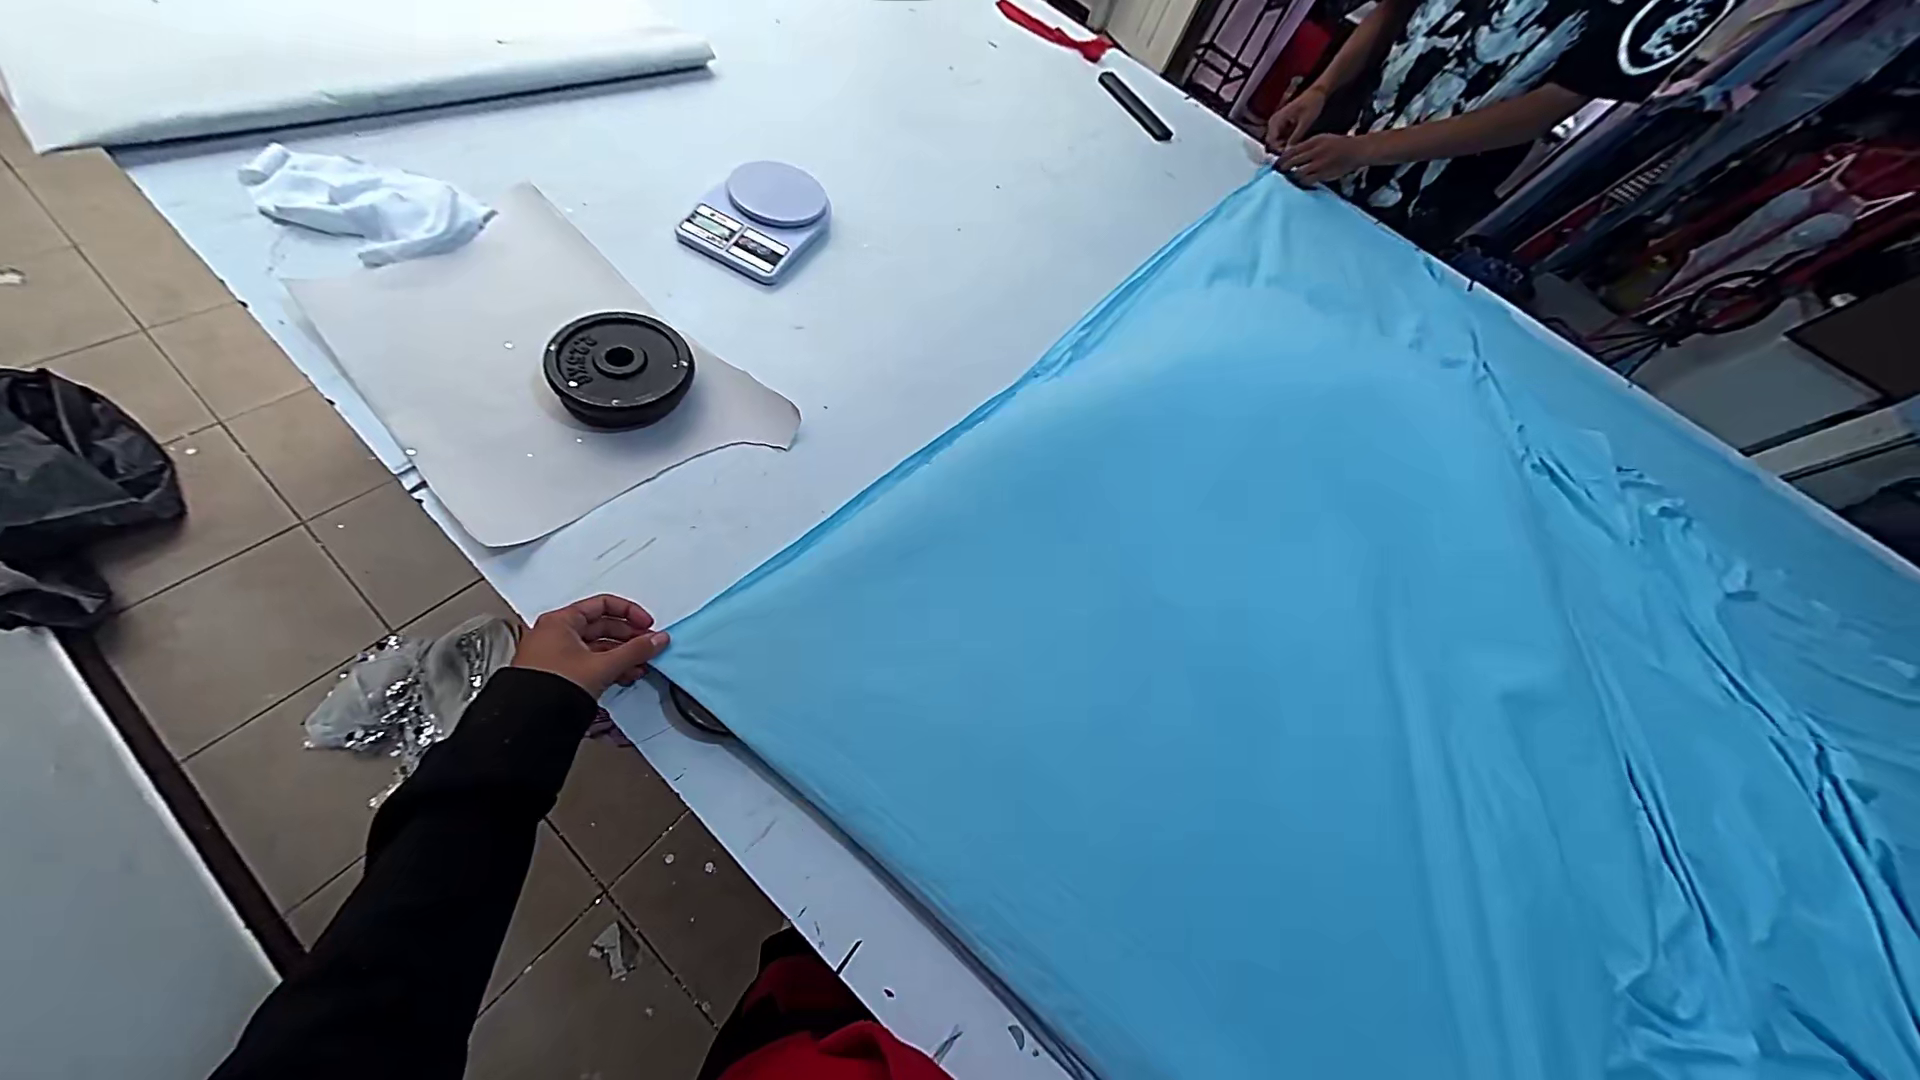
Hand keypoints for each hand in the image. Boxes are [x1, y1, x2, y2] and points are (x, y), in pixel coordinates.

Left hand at [511, 594, 669, 698]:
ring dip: (623, 654)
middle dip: (630, 637)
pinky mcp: (558, 673)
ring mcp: (555, 654)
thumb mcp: (604, 664)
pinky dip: (610, 666)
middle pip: (602, 625)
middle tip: (647, 645)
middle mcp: (555, 634)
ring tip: (639, 664)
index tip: (646, 624)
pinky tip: (624, 675)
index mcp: (561, 621)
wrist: (528, 720)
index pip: (604, 604)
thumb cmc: (550, 685)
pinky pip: (590, 661)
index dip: (630, 612)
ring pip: (598, 646)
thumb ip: (636, 650)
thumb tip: (656, 640)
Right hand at [1264, 85, 1327, 152]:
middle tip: (1294, 149)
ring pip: (1276, 142)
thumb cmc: (1311, 104)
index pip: (1272, 142)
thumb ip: (1295, 137)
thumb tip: (1287, 152)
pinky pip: (1280, 138)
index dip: (1279, 149)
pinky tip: (1296, 139)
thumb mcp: (1305, 122)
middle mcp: (1272, 122)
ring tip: (1296, 143)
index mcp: (1276, 120)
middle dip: (1281, 148)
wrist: (1316, 93)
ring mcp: (1275, 124)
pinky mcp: (1280, 125)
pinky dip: (1286, 141)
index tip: (1291, 152)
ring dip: (1284, 145)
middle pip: (1272, 143)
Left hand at [1275, 133, 1375, 185]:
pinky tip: (1299, 183)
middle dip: (1283, 168)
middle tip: (1277, 173)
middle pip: (1292, 162)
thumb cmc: (1338, 145)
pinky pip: (1307, 181)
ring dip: (1291, 177)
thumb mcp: (1322, 139)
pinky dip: (1301, 182)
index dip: (1281, 158)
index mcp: (1315, 141)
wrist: (1357, 150)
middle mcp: (1316, 151)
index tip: (1275, 164)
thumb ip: (1307, 146)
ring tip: (1287, 179)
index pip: (1292, 150)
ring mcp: (1319, 164)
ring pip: (1298, 173)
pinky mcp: (1323, 174)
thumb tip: (1289, 155)